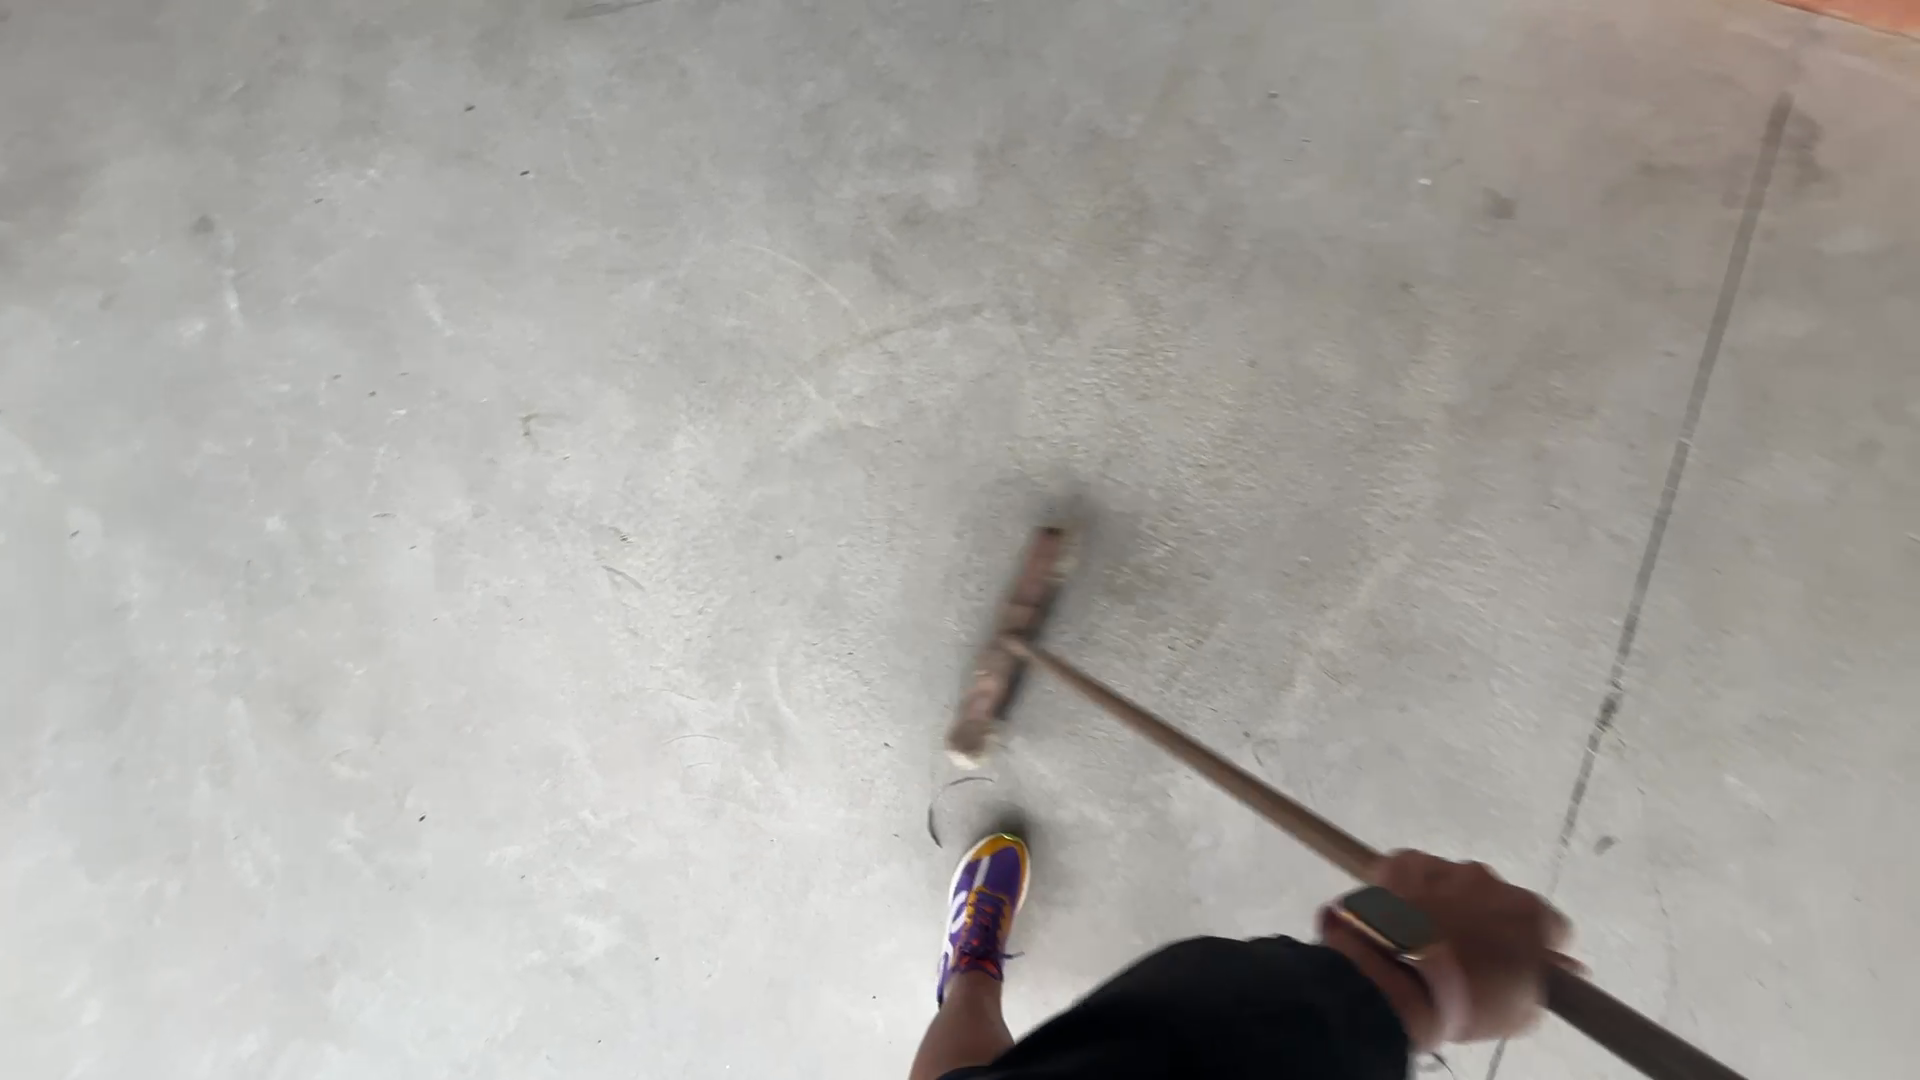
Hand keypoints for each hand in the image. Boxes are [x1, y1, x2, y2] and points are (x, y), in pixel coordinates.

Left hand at [1321, 849, 1576, 1048]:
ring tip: (1426, 932)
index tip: (1519, 962)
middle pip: (1498, 898)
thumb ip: (1543, 978)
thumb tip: (1556, 963)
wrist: (1397, 977)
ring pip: (1453, 882)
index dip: (1536, 946)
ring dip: (1447, 900)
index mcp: (1531, 913)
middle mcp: (1490, 879)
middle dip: (1487, 918)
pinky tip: (1401, 913)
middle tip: (1467, 948)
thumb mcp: (1524, 1008)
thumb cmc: (1468, 1001)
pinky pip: (1414, 872)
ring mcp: (1442, 865)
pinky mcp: (1402, 860)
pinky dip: (1410, 888)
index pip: (1550, 925)